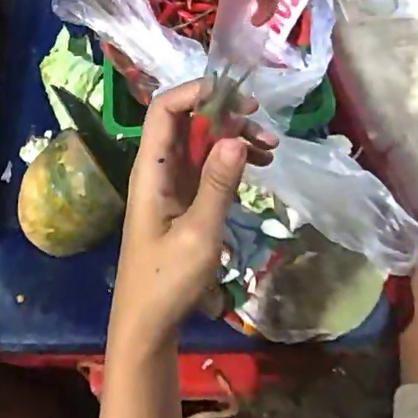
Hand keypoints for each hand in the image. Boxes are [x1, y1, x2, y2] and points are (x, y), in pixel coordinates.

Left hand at [108, 82, 273, 351]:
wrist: (147, 325)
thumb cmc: (166, 281)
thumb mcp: (198, 234)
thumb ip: (217, 185)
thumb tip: (236, 138)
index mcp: (151, 168)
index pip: (164, 109)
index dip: (195, 92)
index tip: (236, 97)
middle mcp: (159, 166)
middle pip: (188, 120)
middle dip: (225, 114)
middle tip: (262, 126)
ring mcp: (172, 181)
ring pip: (201, 141)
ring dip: (233, 137)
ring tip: (271, 148)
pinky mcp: (184, 197)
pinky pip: (208, 164)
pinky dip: (232, 160)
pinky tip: (260, 165)